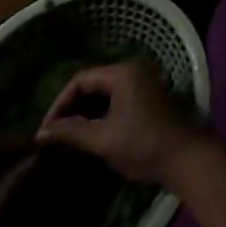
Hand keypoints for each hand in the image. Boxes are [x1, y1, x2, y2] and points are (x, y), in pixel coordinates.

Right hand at [36, 59, 207, 185]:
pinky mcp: (147, 97)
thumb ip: (71, 132)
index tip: (45, 130)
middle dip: (71, 108)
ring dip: (84, 112)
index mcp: (123, 72)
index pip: (81, 79)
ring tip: (65, 138)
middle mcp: (134, 70)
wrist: (184, 156)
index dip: (59, 103)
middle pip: (92, 83)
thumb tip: (41, 133)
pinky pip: (116, 99)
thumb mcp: (102, 139)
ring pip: (104, 93)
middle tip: (53, 135)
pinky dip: (99, 114)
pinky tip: (87, 134)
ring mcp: (143, 82)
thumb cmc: (142, 144)